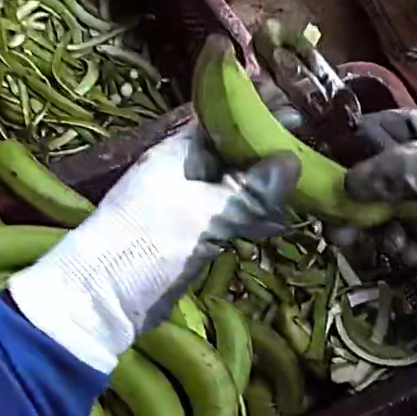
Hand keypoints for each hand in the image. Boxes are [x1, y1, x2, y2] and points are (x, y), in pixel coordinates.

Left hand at [6, 128, 299, 373]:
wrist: (101, 302)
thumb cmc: (146, 243)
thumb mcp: (201, 215)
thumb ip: (247, 190)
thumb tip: (292, 161)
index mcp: (179, 153)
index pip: (223, 119)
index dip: (258, 113)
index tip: (298, 113)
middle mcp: (185, 172)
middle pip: (234, 153)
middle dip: (270, 153)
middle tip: (315, 150)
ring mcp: (190, 204)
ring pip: (236, 187)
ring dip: (268, 189)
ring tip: (310, 187)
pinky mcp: (194, 235)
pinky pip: (232, 216)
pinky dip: (255, 217)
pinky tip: (284, 222)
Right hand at [343, 104, 416, 257]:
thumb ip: (400, 168)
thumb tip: (348, 184)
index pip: (360, 135)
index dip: (338, 161)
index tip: (326, 194)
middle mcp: (412, 155)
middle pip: (361, 177)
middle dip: (354, 209)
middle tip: (344, 237)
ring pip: (375, 209)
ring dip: (377, 232)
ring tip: (397, 249)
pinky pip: (397, 230)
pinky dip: (398, 245)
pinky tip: (412, 255)